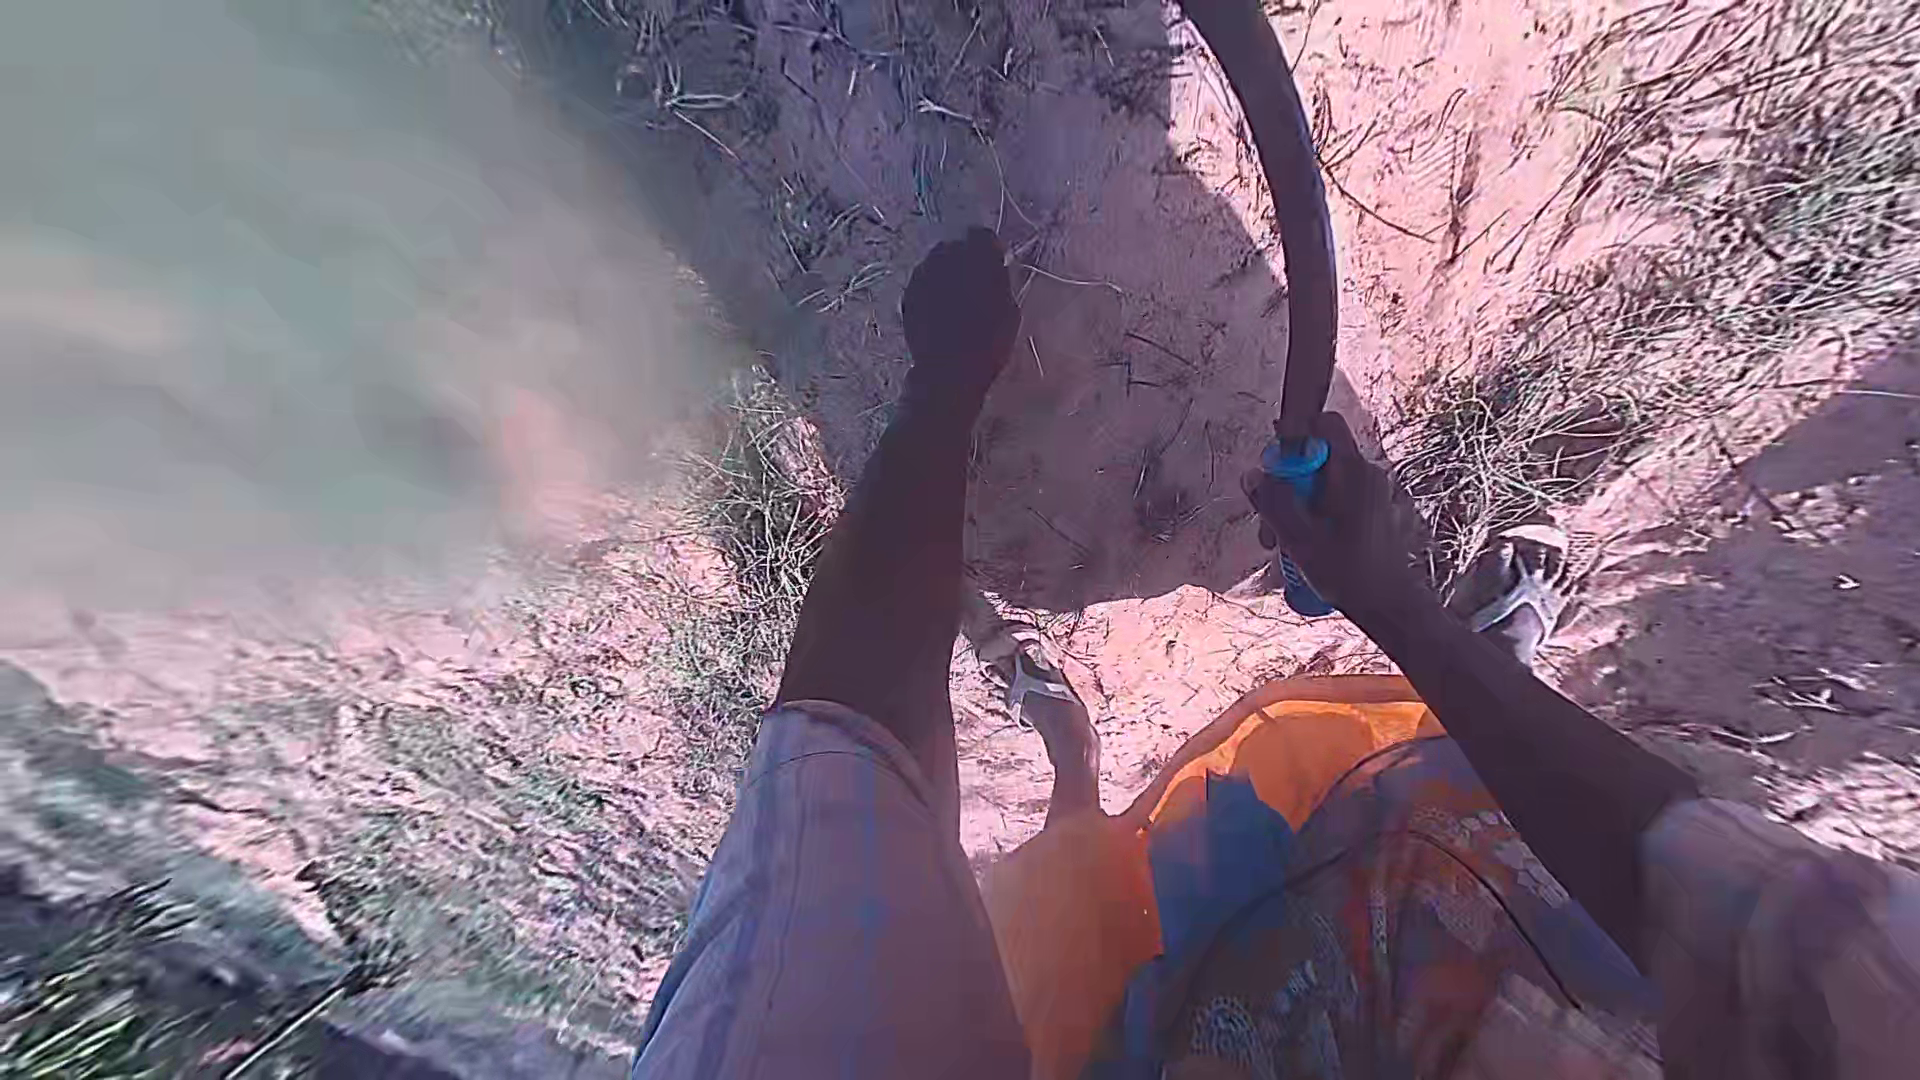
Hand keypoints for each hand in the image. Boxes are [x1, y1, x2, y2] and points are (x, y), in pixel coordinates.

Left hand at [901, 227, 1019, 411]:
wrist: (949, 369)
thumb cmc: (989, 342)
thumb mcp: (1010, 309)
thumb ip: (1000, 282)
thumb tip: (995, 272)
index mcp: (976, 253)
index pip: (983, 236)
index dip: (990, 252)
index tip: (995, 267)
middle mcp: (945, 254)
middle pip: (956, 247)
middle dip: (965, 261)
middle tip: (975, 286)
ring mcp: (922, 274)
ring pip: (937, 265)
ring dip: (946, 276)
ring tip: (955, 302)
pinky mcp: (908, 294)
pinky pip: (923, 285)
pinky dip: (931, 293)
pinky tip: (939, 314)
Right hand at [1242, 412, 1425, 618]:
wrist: (1387, 601)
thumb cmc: (1345, 569)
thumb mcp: (1297, 536)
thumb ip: (1273, 501)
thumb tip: (1252, 474)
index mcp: (1351, 472)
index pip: (1323, 424)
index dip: (1293, 438)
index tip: (1275, 471)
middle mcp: (1365, 472)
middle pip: (1315, 455)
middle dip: (1286, 481)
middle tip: (1271, 519)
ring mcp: (1370, 488)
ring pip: (1320, 477)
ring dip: (1295, 501)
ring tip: (1281, 539)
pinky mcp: (1369, 504)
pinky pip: (1332, 493)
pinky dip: (1311, 509)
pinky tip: (1302, 540)